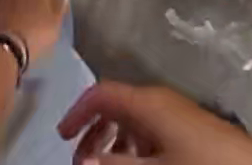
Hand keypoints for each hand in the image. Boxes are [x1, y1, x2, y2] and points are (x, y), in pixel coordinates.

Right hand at [57, 81, 251, 164]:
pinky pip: (151, 131)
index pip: (103, 93)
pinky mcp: (189, 130)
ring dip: (113, 142)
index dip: (79, 111)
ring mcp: (176, 114)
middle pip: (116, 105)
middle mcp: (159, 100)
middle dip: (94, 131)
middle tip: (79, 161)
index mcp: (148, 103)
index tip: (61, 137)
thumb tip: (82, 161)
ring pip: (133, 121)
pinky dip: (134, 147)